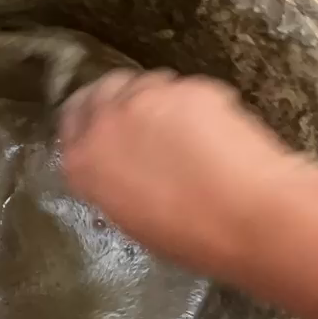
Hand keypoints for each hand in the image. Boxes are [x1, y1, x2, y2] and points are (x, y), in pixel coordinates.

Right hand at [59, 69, 313, 274]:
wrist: (248, 217)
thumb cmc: (190, 235)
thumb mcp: (128, 216)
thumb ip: (111, 181)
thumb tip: (121, 167)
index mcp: (82, 164)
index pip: (69, 124)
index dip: (88, 121)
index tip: (102, 124)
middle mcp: (103, 125)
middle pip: (100, 91)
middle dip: (118, 99)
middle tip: (142, 114)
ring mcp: (144, 101)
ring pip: (143, 83)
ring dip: (157, 97)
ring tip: (183, 125)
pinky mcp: (186, 88)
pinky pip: (184, 88)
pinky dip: (195, 102)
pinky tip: (214, 129)